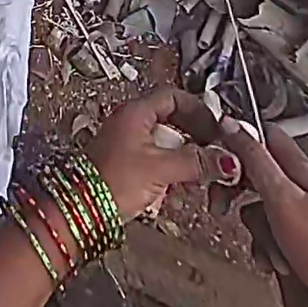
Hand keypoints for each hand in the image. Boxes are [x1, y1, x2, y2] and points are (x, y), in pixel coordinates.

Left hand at [88, 88, 219, 220]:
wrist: (81, 209)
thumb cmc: (115, 181)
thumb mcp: (160, 168)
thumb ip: (195, 161)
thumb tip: (227, 160)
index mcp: (136, 112)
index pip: (174, 97)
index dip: (198, 111)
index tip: (216, 130)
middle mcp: (131, 121)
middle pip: (173, 119)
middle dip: (196, 138)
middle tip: (213, 154)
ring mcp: (128, 142)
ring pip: (167, 142)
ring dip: (186, 157)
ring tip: (201, 176)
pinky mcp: (127, 163)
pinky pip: (157, 158)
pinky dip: (173, 170)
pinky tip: (182, 188)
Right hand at [219, 122, 307, 306]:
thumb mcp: (282, 198)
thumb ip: (255, 159)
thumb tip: (230, 122)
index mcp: (299, 167)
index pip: (263, 134)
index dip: (237, 140)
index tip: (218, 158)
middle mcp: (299, 186)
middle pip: (255, 172)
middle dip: (235, 190)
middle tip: (221, 205)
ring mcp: (300, 215)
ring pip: (259, 207)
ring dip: (256, 229)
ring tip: (269, 248)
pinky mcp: (298, 242)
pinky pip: (268, 235)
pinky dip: (266, 249)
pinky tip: (275, 263)